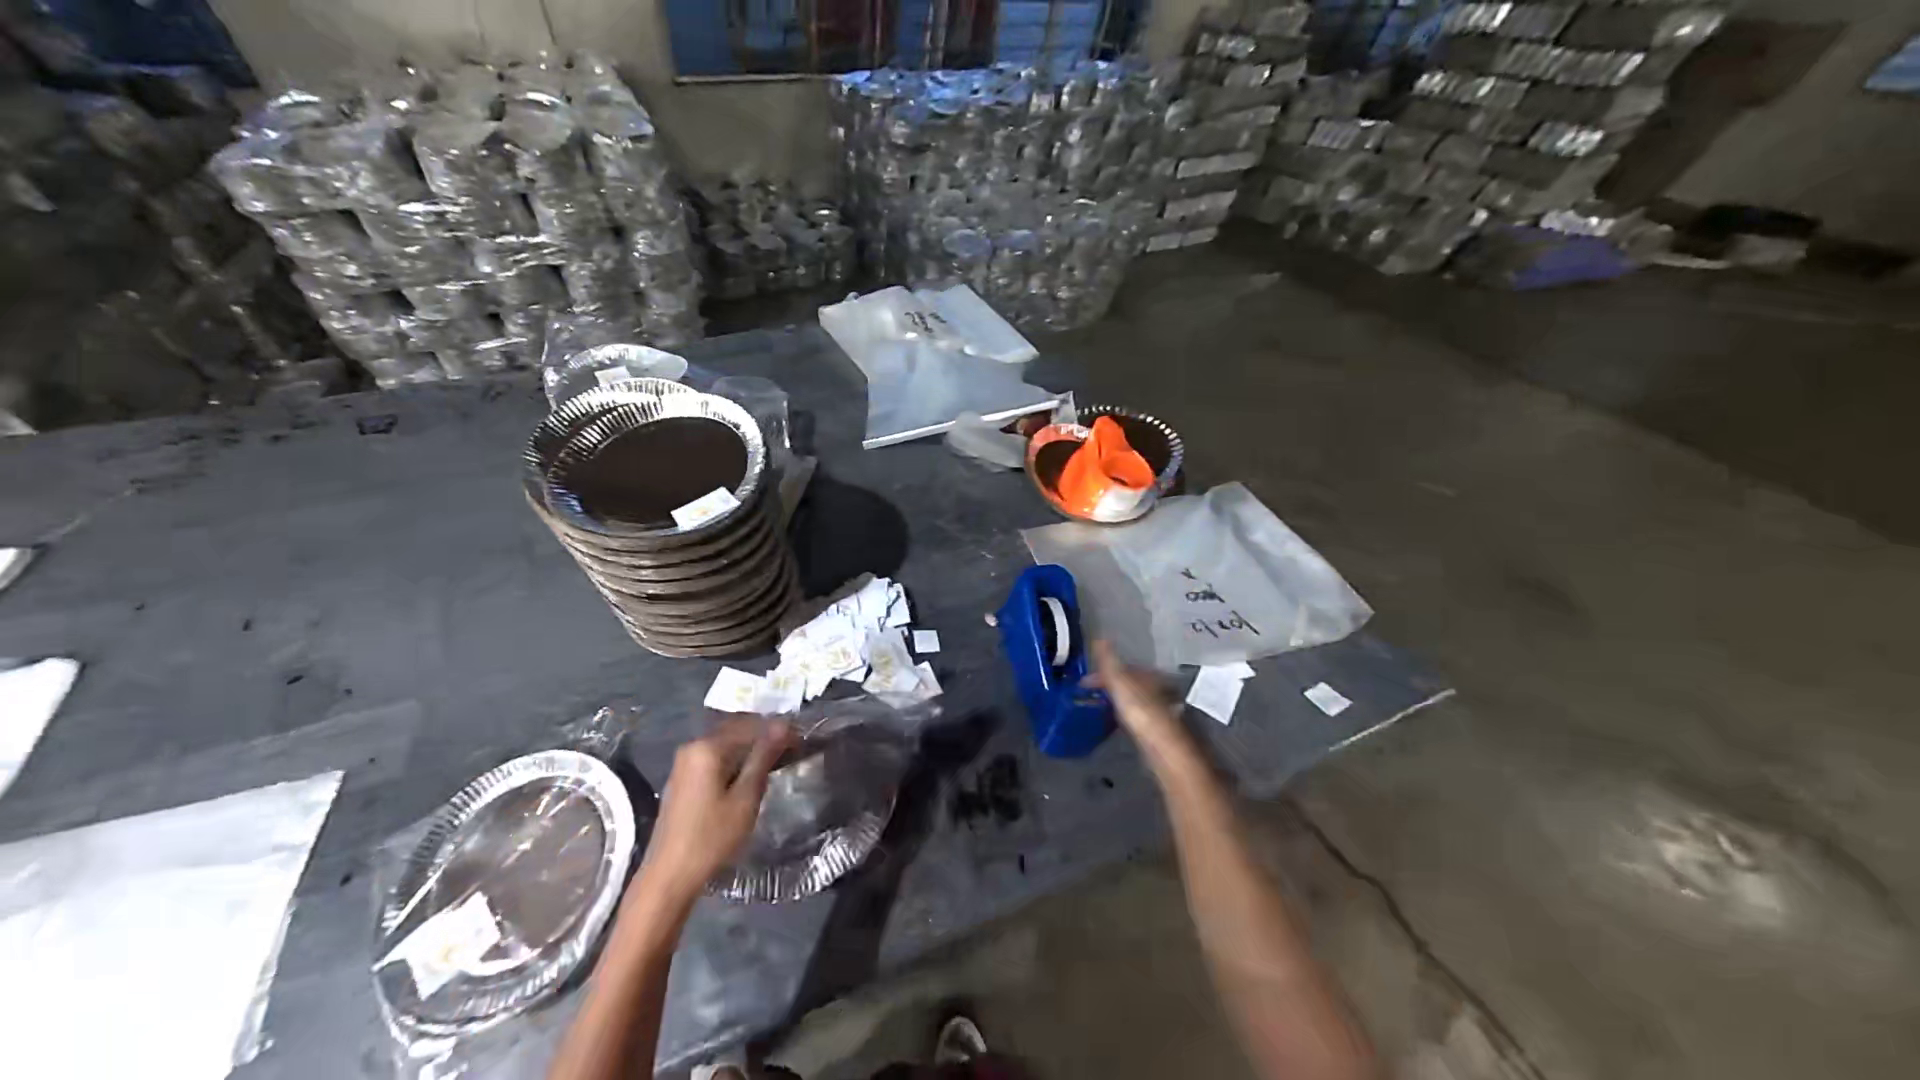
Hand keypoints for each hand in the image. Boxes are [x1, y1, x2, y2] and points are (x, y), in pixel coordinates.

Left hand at [636, 719, 794, 905]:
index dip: (779, 732)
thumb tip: (783, 725)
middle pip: (736, 732)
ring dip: (750, 752)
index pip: (751, 727)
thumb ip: (764, 757)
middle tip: (792, 752)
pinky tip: (749, 778)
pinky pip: (714, 760)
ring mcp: (684, 764)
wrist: (669, 877)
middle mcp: (692, 747)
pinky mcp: (682, 780)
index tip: (800, 742)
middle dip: (764, 739)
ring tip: (775, 764)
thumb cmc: (712, 837)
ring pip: (726, 747)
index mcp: (707, 747)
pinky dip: (734, 763)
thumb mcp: (745, 798)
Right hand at [1088, 640, 1197, 771]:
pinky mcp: (1159, 730)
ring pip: (1135, 700)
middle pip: (1131, 683)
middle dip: (1111, 685)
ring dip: (1118, 701)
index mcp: (1150, 675)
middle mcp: (1159, 689)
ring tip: (1099, 707)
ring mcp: (1161, 710)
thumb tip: (1099, 637)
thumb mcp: (1120, 682)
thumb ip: (1108, 661)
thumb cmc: (1140, 711)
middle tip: (1090, 692)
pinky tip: (1116, 723)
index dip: (1103, 671)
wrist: (1164, 747)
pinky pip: (1137, 716)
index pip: (1124, 667)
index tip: (1084, 681)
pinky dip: (1124, 716)